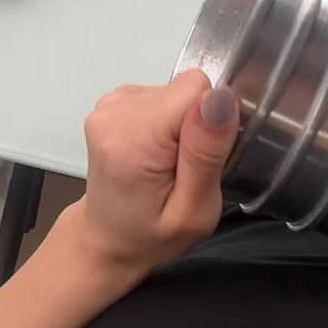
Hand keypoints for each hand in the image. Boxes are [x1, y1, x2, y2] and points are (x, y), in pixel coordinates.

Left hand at [75, 71, 240, 273]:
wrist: (107, 238)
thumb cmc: (151, 235)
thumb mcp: (193, 213)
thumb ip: (206, 153)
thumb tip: (221, 98)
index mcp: (132, 140)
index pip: (196, 89)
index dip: (211, 122)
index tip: (200, 159)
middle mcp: (115, 113)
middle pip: (185, 90)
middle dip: (195, 126)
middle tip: (184, 169)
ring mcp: (110, 105)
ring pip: (175, 92)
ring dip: (180, 124)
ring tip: (167, 164)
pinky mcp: (113, 102)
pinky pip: (161, 96)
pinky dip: (166, 121)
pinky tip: (155, 152)